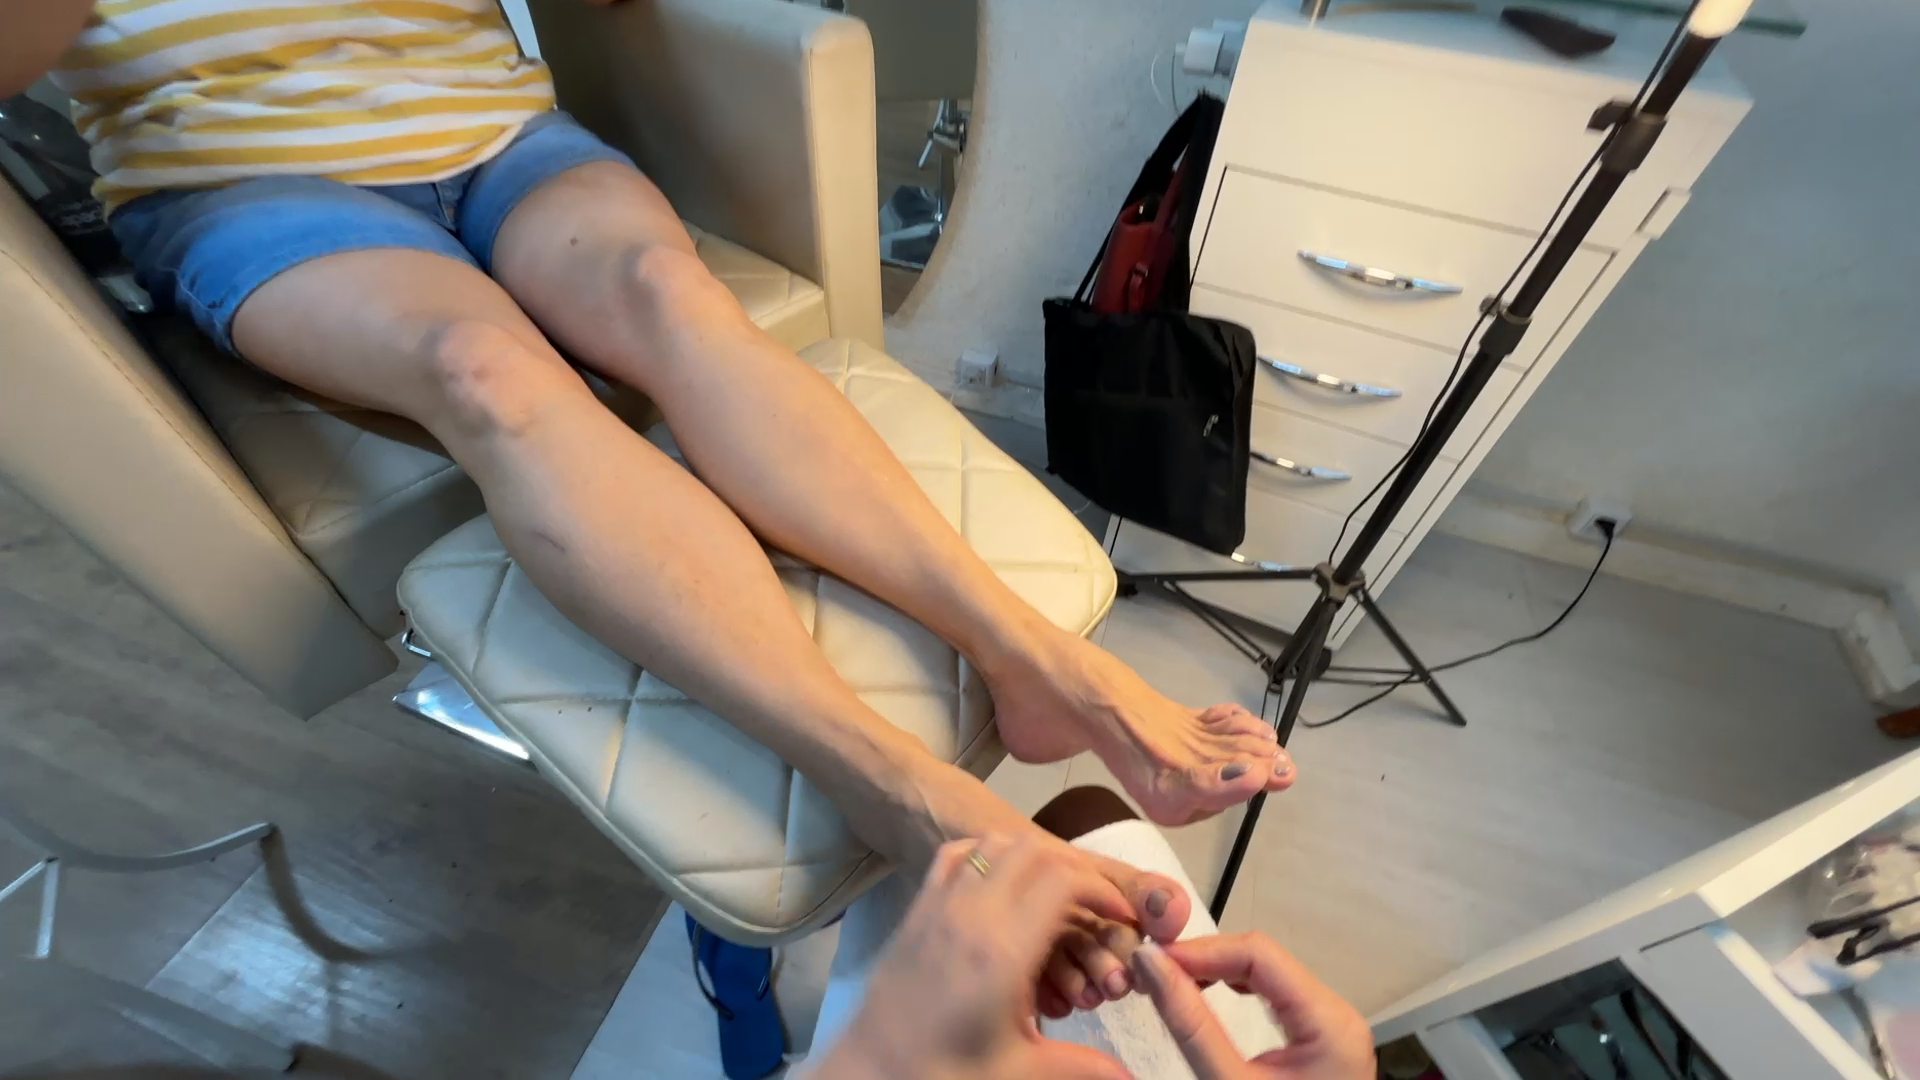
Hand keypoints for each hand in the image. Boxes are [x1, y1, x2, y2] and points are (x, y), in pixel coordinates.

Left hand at [814, 835, 1131, 1079]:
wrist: (869, 1070)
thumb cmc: (944, 1074)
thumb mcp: (1018, 1074)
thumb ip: (1083, 1069)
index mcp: (1003, 949)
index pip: (1063, 881)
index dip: (1101, 889)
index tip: (1121, 915)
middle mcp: (973, 910)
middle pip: (1035, 850)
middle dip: (1075, 869)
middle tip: (1096, 904)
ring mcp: (942, 900)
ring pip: (997, 843)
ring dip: (1034, 857)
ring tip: (1054, 893)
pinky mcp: (921, 903)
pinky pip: (958, 853)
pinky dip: (988, 852)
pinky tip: (1001, 883)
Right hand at [1133, 933, 1374, 1079]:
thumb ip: (1189, 1021)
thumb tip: (1146, 956)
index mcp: (1329, 1022)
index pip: (1256, 952)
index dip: (1200, 949)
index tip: (1150, 959)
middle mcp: (1336, 1012)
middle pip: (1260, 958)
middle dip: (1203, 960)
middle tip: (1154, 973)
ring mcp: (1330, 1024)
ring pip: (1262, 972)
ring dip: (1213, 972)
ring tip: (1171, 982)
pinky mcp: (1318, 1038)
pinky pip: (1270, 993)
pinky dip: (1231, 988)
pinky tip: (1203, 996)